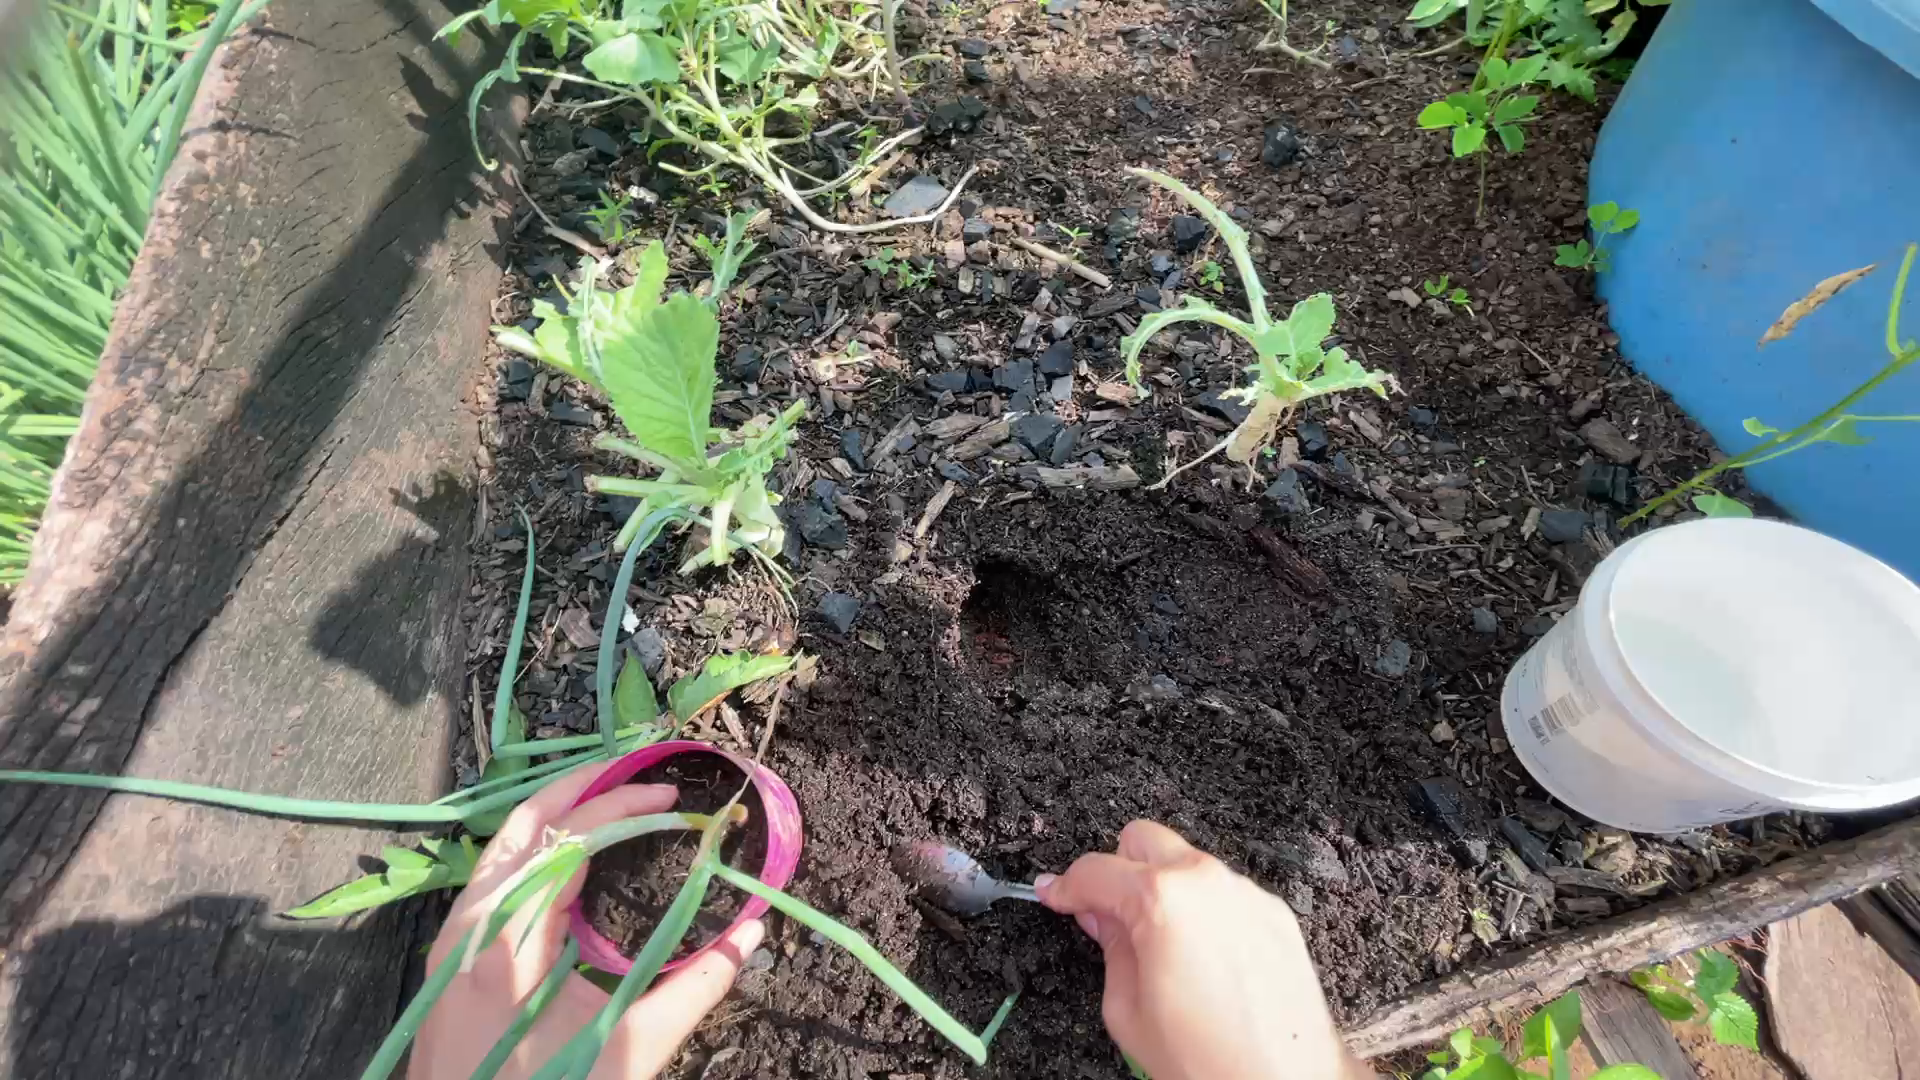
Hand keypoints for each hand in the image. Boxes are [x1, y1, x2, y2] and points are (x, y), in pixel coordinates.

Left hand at [413, 763, 763, 1079]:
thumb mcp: (629, 1055)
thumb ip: (696, 988)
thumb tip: (754, 934)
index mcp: (506, 941)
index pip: (569, 841)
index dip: (626, 806)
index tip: (674, 797)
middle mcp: (470, 927)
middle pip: (527, 824)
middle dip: (588, 785)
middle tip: (642, 767)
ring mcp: (454, 942)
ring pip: (508, 845)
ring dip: (563, 809)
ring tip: (617, 792)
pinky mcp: (455, 959)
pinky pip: (501, 875)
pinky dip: (545, 844)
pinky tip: (581, 853)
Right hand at [1035, 821, 1358, 1079]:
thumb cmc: (1209, 1063)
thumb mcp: (1128, 1011)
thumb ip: (1109, 947)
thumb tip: (1099, 916)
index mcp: (1160, 900)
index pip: (1095, 871)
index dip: (1065, 885)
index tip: (1054, 894)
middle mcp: (1203, 880)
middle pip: (1141, 838)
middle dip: (1118, 868)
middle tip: (1112, 913)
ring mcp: (1242, 891)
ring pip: (1184, 861)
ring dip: (1163, 886)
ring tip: (1164, 943)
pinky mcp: (1271, 911)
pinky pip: (1222, 890)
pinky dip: (1202, 908)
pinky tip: (1205, 956)